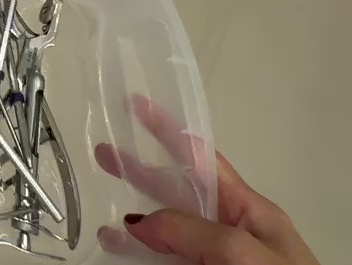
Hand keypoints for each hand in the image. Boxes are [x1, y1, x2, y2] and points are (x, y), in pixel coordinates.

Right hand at [95, 96, 319, 264]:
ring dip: (134, 225)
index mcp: (249, 210)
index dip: (167, 128)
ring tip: (104, 225)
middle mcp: (232, 231)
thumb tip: (138, 223)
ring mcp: (220, 259)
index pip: (200, 157)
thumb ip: (191, 228)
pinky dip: (139, 255)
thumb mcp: (243, 252)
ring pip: (168, 232)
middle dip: (138, 171)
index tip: (135, 102)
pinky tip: (117, 251)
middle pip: (177, 191)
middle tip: (101, 155)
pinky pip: (167, 261)